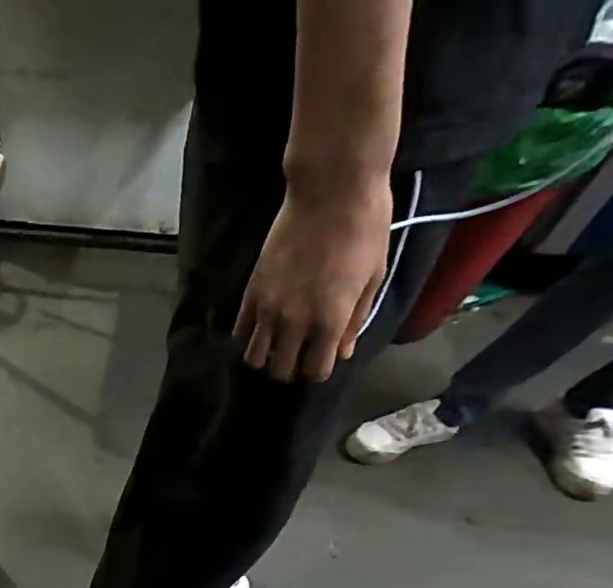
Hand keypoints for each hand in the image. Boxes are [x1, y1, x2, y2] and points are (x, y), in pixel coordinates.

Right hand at [233, 177, 393, 383]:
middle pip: (280, 369)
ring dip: (266, 355)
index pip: (315, 370)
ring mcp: (268, 309)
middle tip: (297, 354)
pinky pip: (240, 331)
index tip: (322, 359)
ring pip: (253, 357)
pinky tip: (260, 325)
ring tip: (275, 343)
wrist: (331, 193)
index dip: (318, 369)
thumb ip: (354, 319)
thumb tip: (342, 351)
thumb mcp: (372, 277)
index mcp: (330, 321)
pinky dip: (249, 335)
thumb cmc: (364, 230)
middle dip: (290, 368)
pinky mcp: (251, 293)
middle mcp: (294, 323)